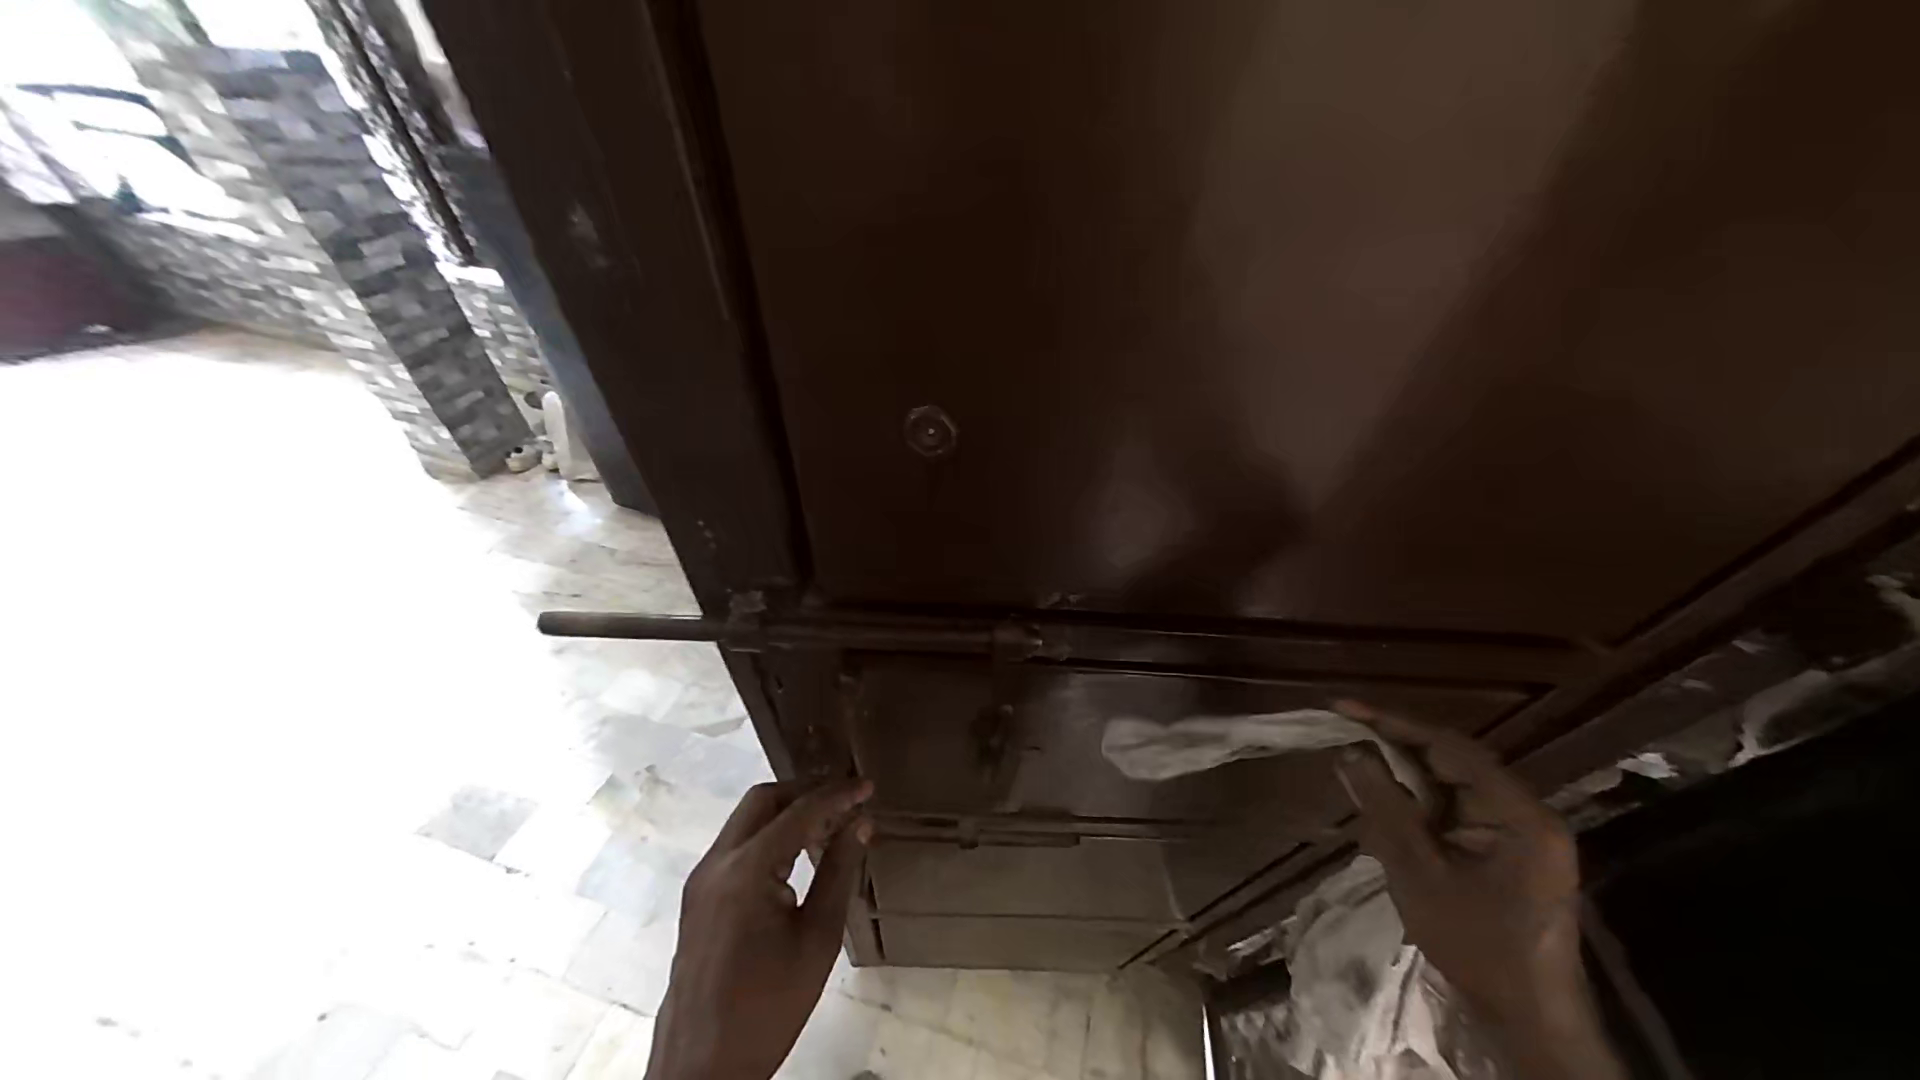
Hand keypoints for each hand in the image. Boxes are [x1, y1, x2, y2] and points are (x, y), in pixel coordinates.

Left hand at [647, 779, 873, 1079]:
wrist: (702, 1068)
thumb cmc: (769, 1006)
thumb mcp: (818, 938)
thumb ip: (839, 871)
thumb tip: (861, 823)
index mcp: (745, 871)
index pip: (799, 812)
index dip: (837, 794)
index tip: (868, 785)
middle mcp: (716, 863)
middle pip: (763, 800)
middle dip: (806, 791)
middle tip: (846, 799)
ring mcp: (702, 879)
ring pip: (747, 819)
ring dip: (788, 812)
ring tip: (831, 822)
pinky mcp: (698, 896)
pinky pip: (738, 845)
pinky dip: (770, 835)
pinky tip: (799, 851)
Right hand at [1335, 704, 1624, 1079]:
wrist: (1527, 1017)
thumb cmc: (1474, 945)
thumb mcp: (1417, 873)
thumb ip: (1384, 807)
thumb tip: (1349, 752)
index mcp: (1519, 815)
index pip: (1449, 747)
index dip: (1392, 722)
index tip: (1343, 707)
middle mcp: (1525, 812)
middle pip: (1451, 759)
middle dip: (1394, 744)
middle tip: (1341, 730)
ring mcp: (1518, 831)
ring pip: (1449, 781)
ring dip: (1401, 773)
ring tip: (1354, 762)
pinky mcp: (1505, 847)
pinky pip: (1453, 806)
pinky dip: (1415, 801)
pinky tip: (1383, 803)